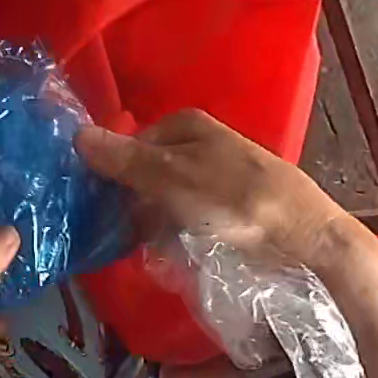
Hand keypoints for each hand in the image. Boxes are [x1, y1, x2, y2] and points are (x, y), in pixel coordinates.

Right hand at [76, 110, 351, 265]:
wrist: (301, 240)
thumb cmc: (234, 200)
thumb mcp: (174, 178)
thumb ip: (125, 160)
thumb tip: (76, 136)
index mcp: (184, 125)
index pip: (126, 145)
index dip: (108, 174)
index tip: (95, 207)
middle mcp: (196, 144)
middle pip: (142, 172)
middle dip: (128, 202)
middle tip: (118, 232)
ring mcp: (210, 177)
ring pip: (159, 198)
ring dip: (147, 222)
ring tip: (143, 246)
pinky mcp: (222, 207)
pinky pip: (180, 217)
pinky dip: (170, 233)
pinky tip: (168, 251)